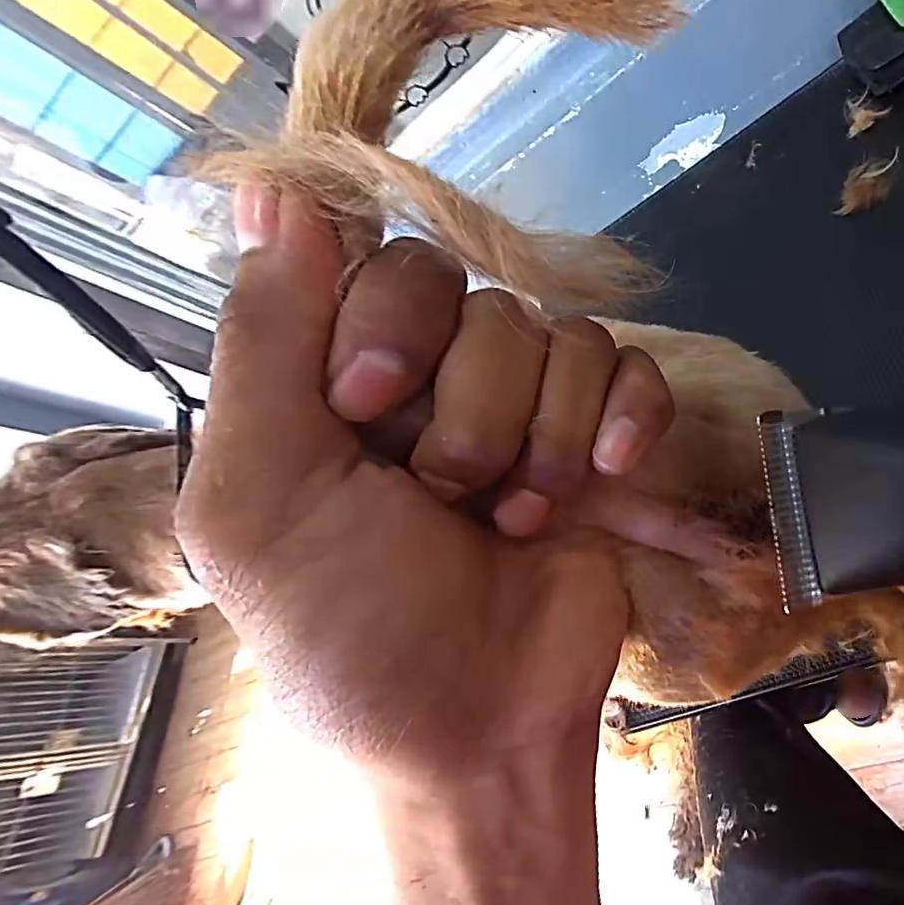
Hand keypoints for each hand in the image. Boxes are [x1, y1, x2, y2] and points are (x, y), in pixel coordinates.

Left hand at [176, 184, 673, 904]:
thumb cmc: (355, 623)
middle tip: (454, 493)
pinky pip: (639, 373)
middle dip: (479, 404)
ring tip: (526, 514)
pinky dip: (631, 413)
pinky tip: (612, 469)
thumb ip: (266, 342)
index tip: (372, 408)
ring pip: (571, 341)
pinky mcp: (610, 441)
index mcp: (356, 383)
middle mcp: (452, 382)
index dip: (391, 320)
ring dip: (548, 432)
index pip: (390, 267)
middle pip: (492, 306)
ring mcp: (541, 410)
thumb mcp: (264, 495)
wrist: (483, 716)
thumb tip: (274, 188)